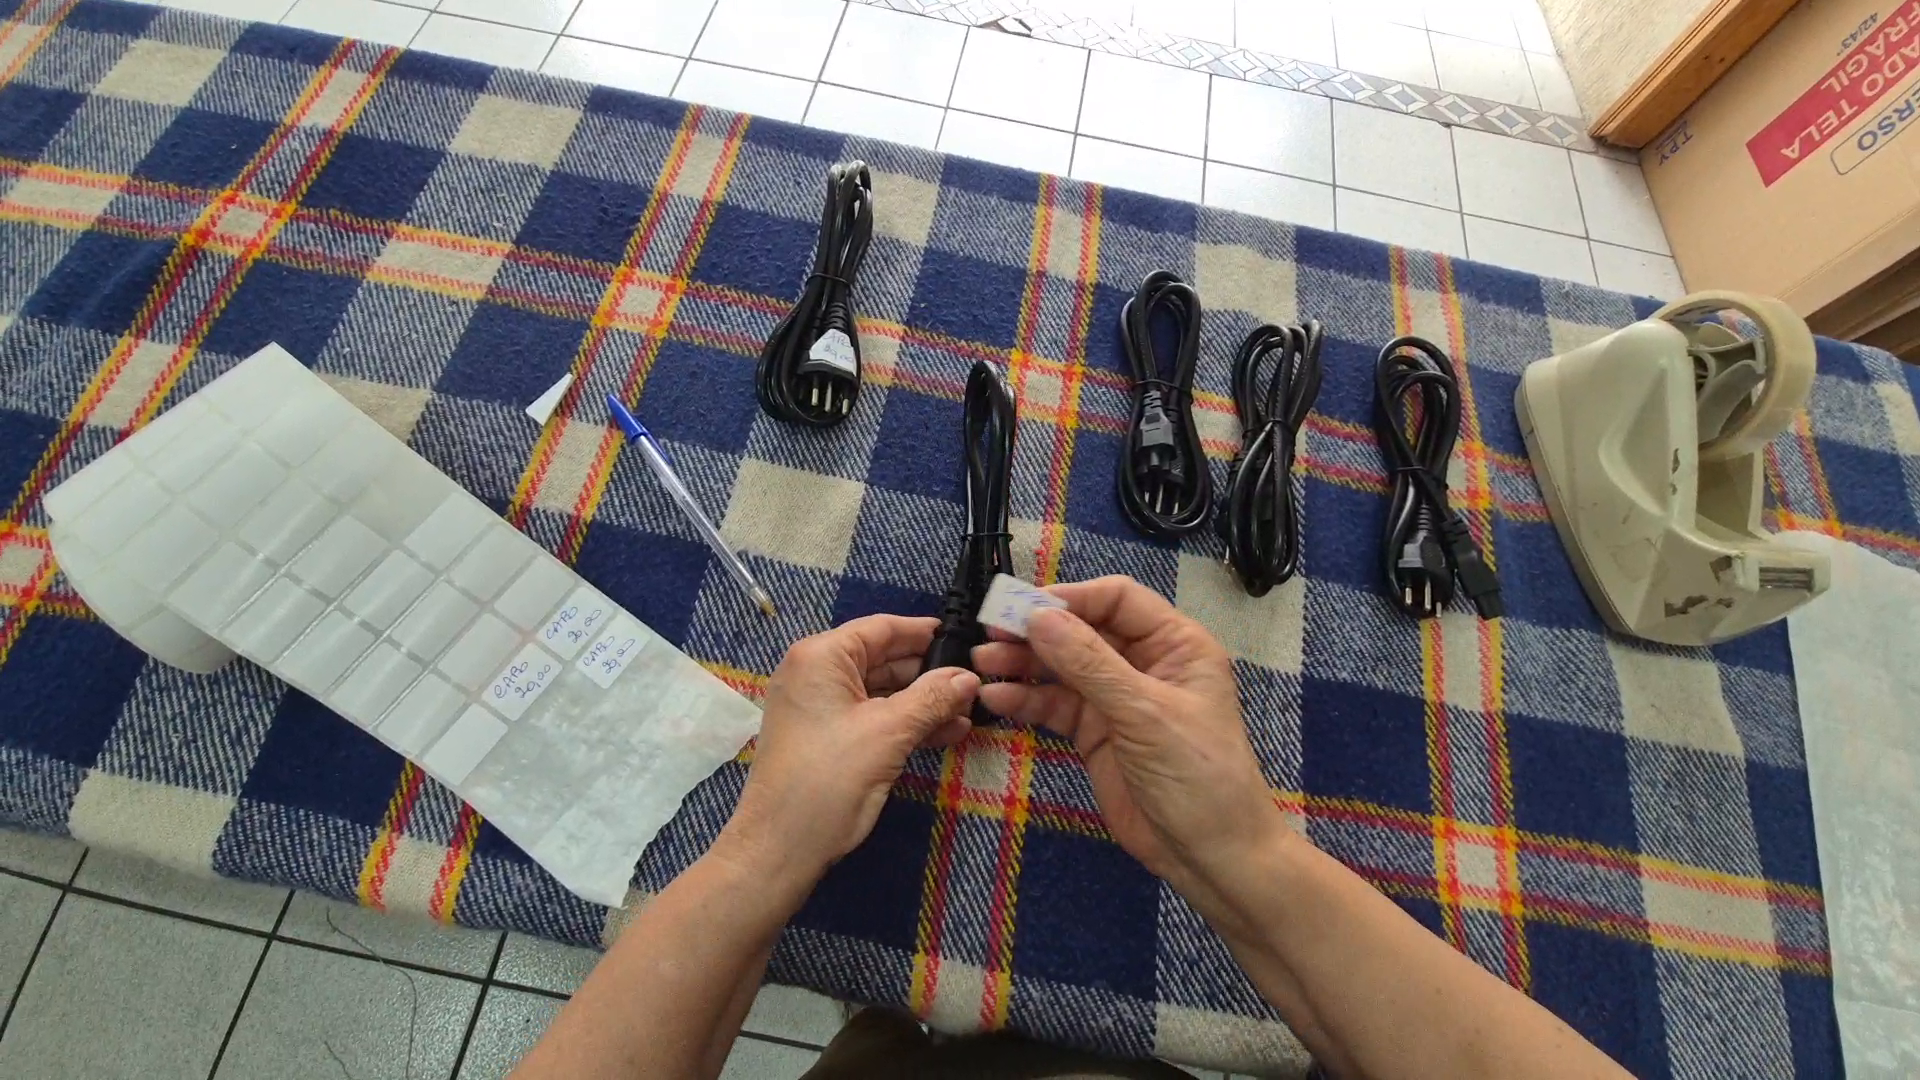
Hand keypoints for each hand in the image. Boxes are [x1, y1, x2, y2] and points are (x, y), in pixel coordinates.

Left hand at [725, 615, 979, 879]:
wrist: (779, 850)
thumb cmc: (831, 779)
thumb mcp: (889, 733)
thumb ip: (932, 699)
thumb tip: (970, 677)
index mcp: (821, 656)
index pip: (882, 628)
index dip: (925, 633)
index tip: (966, 639)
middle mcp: (816, 672)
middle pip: (884, 659)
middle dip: (930, 674)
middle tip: (976, 682)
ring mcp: (819, 706)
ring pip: (882, 691)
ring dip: (923, 703)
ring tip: (969, 712)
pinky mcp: (827, 736)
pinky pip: (872, 717)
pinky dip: (905, 723)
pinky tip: (946, 733)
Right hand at [973, 576, 1284, 893]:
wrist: (1211, 859)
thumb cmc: (1197, 776)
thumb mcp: (1144, 714)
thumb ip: (1089, 663)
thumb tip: (1038, 616)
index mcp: (1175, 643)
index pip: (1116, 600)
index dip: (1070, 598)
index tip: (1023, 606)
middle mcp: (1144, 661)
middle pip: (1082, 630)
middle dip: (1037, 630)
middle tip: (990, 632)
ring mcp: (1115, 698)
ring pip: (1062, 666)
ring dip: (1023, 663)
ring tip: (982, 664)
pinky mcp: (1094, 731)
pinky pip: (1055, 704)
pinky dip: (1026, 700)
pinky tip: (997, 699)